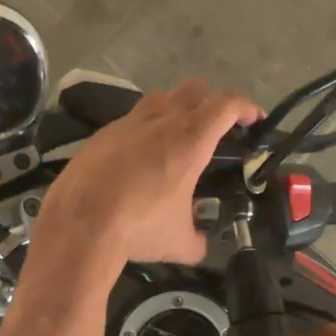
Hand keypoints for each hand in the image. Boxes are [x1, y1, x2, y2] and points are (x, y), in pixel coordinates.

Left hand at [28, 79, 260, 285]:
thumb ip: (197, 241)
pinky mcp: (103, 134)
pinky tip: (140, 157)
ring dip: (177, 109)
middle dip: (212, 102)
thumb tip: (201, 245)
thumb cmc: (139, 227)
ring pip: (161, 99)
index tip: (254, 118)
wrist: (81, 222)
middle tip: (217, 125)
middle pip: (195, 91)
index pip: (226, 107)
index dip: (245, 107)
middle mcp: (162, 122)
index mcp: (190, 141)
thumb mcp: (178, 243)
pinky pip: (132, 121)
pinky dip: (146, 130)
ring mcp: (129, 123)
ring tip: (178, 136)